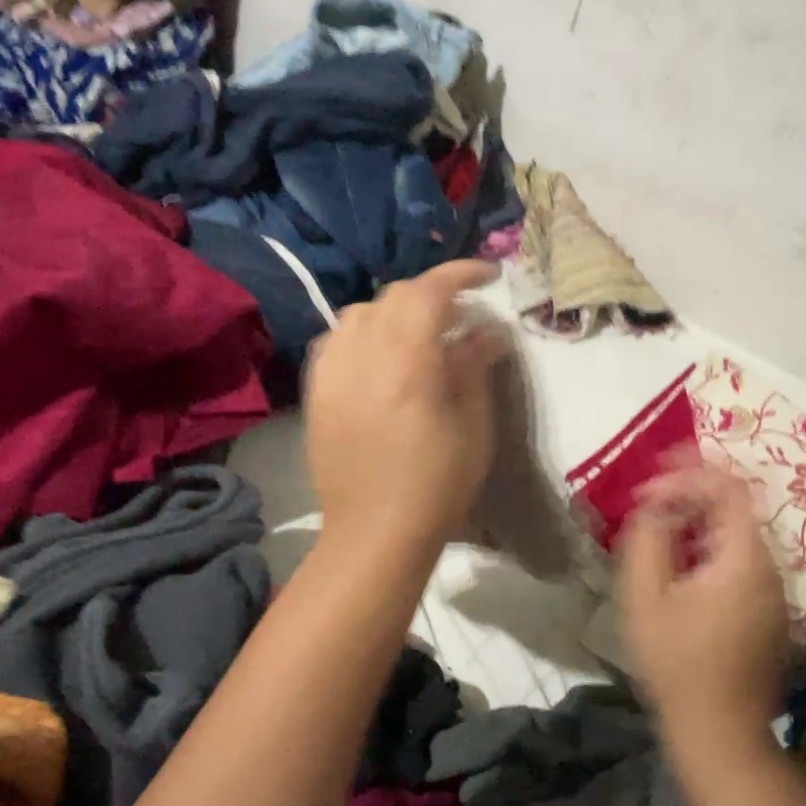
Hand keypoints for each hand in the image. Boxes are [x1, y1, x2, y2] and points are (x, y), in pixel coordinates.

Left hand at [304, 260, 506, 559]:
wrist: (373, 533)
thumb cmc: (437, 484)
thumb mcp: (473, 425)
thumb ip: (474, 366)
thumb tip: (484, 330)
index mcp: (406, 360)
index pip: (430, 290)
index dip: (461, 272)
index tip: (489, 275)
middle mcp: (362, 354)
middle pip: (394, 296)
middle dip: (432, 293)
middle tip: (461, 312)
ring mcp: (332, 371)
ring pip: (360, 313)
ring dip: (394, 311)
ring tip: (418, 334)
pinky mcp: (316, 391)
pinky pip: (336, 340)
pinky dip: (362, 334)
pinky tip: (379, 358)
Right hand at [618, 464, 789, 732]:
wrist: (719, 731)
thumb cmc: (677, 663)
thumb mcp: (645, 598)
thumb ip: (648, 539)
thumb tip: (655, 506)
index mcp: (745, 559)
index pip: (729, 488)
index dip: (689, 472)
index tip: (648, 481)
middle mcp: (770, 568)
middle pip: (734, 509)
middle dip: (688, 496)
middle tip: (646, 503)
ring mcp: (773, 592)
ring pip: (736, 535)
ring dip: (696, 524)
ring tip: (655, 533)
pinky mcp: (767, 612)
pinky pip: (739, 561)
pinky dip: (708, 549)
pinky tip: (677, 568)